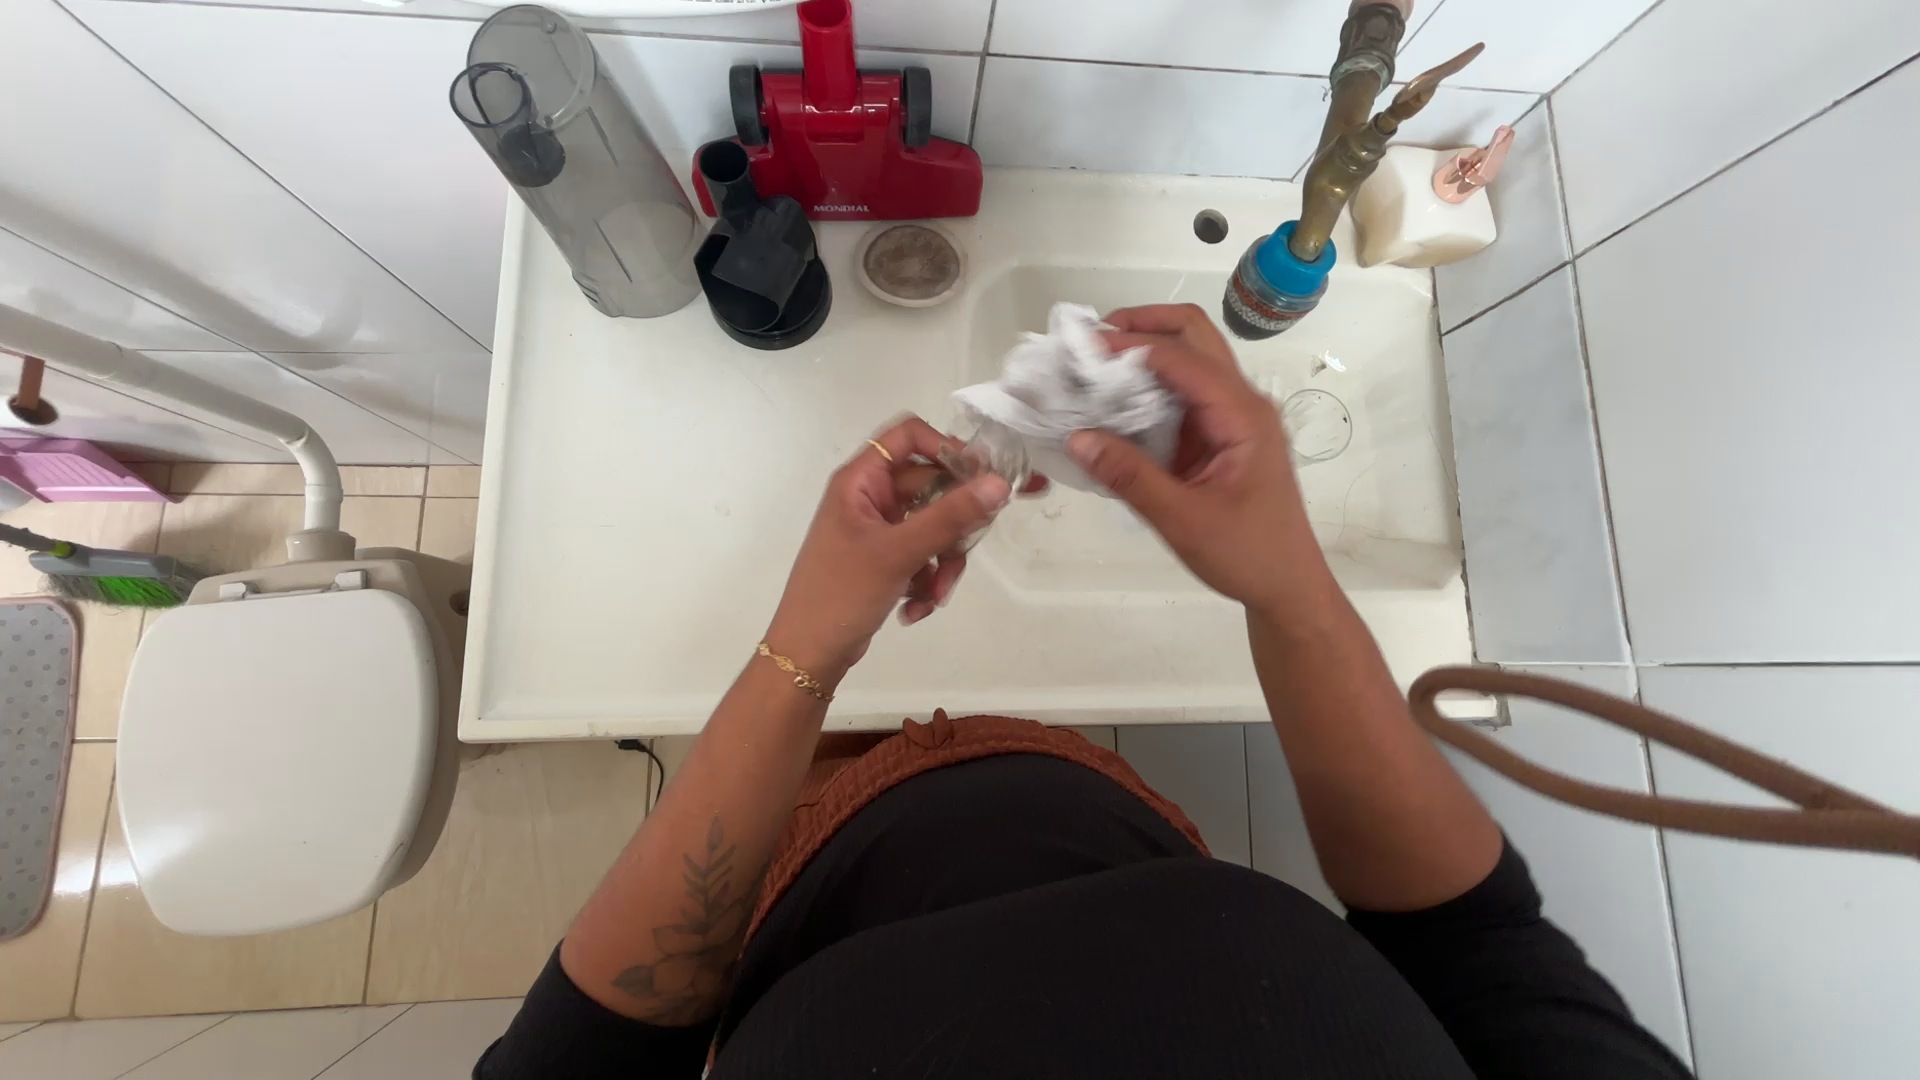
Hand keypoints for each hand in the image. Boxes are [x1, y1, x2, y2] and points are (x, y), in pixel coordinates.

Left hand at [766, 416, 1044, 687]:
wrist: (809, 654)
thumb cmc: (841, 594)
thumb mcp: (899, 552)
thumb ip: (951, 516)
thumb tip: (999, 484)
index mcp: (861, 480)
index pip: (909, 436)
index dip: (948, 447)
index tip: (983, 476)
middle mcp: (870, 497)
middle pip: (931, 487)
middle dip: (953, 526)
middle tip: (974, 543)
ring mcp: (878, 530)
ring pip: (933, 527)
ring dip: (943, 561)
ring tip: (937, 593)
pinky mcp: (886, 560)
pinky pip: (923, 555)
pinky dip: (928, 580)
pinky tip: (917, 608)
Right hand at [1066, 304, 1330, 614]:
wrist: (1286, 585)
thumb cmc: (1246, 554)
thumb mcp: (1182, 519)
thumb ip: (1130, 477)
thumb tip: (1077, 438)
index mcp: (1242, 415)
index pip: (1182, 358)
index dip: (1131, 347)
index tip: (1081, 351)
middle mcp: (1240, 403)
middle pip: (1193, 337)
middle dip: (1142, 328)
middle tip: (1089, 342)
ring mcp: (1230, 418)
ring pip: (1187, 362)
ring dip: (1142, 355)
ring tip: (1091, 369)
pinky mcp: (1217, 436)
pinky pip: (1180, 397)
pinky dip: (1145, 390)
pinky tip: (1110, 406)